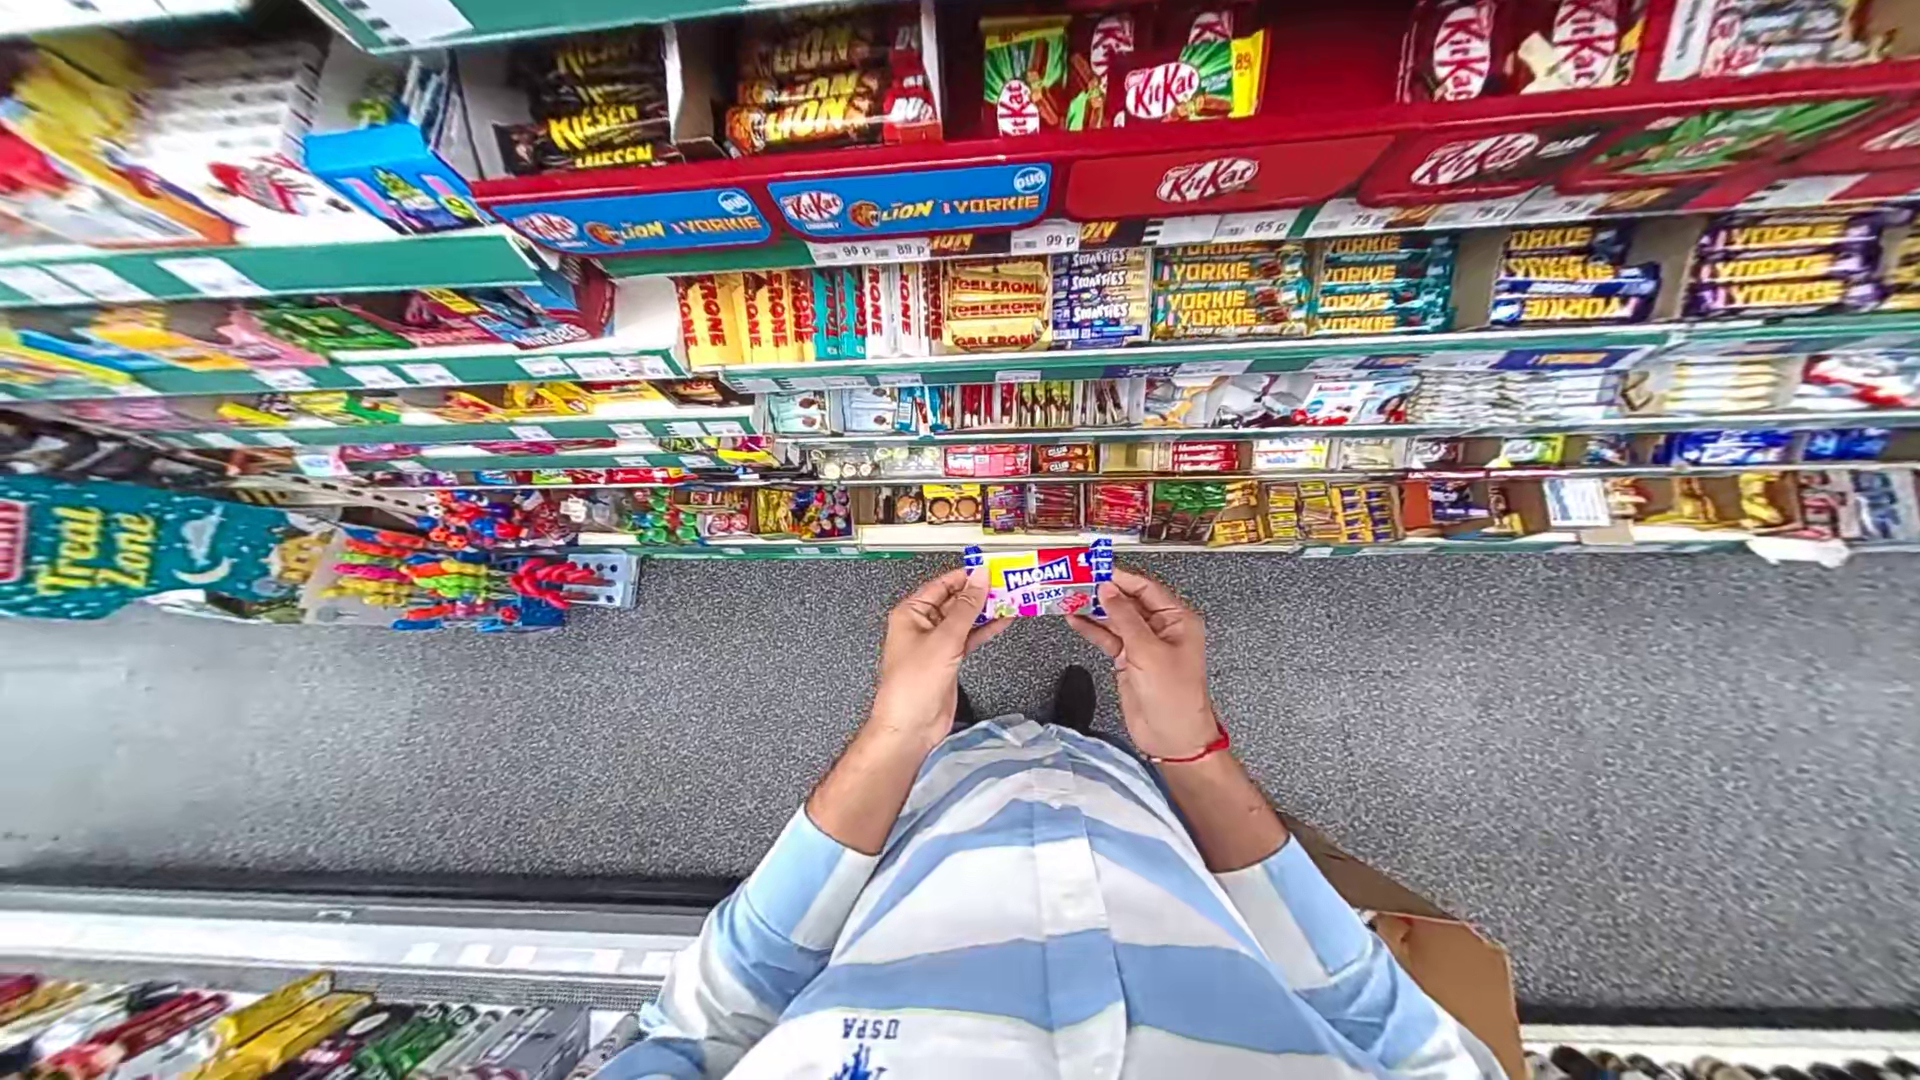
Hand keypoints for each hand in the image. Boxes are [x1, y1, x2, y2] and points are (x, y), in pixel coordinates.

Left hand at [869, 568, 1007, 743]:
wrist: (911, 726)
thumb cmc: (914, 683)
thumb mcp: (944, 638)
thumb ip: (966, 607)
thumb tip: (980, 579)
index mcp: (911, 612)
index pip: (942, 584)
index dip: (966, 575)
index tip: (990, 569)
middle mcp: (922, 624)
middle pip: (955, 600)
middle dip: (980, 592)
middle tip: (1006, 583)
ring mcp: (937, 642)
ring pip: (965, 618)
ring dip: (987, 610)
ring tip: (1011, 599)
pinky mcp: (949, 658)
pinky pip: (970, 637)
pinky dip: (986, 629)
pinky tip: (1003, 621)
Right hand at [1068, 569, 1218, 759]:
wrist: (1172, 736)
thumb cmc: (1173, 695)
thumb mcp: (1148, 650)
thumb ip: (1124, 617)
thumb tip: (1107, 589)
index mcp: (1177, 619)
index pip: (1146, 588)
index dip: (1121, 577)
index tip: (1097, 568)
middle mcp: (1161, 627)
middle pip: (1128, 601)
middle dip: (1104, 591)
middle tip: (1077, 580)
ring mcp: (1143, 643)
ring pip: (1115, 618)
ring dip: (1094, 609)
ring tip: (1069, 596)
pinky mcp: (1128, 659)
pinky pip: (1108, 637)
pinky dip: (1092, 629)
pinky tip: (1075, 619)